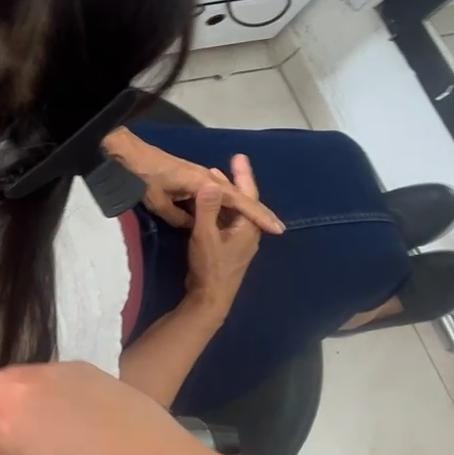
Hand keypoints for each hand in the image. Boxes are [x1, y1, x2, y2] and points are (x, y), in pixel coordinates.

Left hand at [111, 131, 282, 233]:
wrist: (132, 156)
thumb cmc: (144, 178)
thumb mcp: (159, 203)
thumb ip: (180, 217)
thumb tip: (196, 226)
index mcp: (203, 183)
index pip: (238, 201)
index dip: (258, 215)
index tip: (277, 229)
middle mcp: (207, 177)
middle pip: (238, 197)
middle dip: (256, 212)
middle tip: (276, 228)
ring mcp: (200, 175)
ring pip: (228, 194)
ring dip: (242, 207)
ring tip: (260, 223)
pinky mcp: (192, 176)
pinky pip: (216, 191)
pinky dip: (225, 201)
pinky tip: (228, 211)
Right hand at [185, 155, 262, 310]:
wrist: (211, 297)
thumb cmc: (210, 266)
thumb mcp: (205, 235)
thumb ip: (206, 210)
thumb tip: (210, 184)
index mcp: (247, 227)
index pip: (248, 195)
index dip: (243, 175)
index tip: (239, 157)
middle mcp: (248, 232)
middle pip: (244, 202)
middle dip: (235, 183)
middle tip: (225, 164)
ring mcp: (239, 240)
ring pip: (234, 211)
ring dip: (225, 195)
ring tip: (213, 179)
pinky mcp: (228, 246)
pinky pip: (226, 219)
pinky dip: (218, 207)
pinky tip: (207, 204)